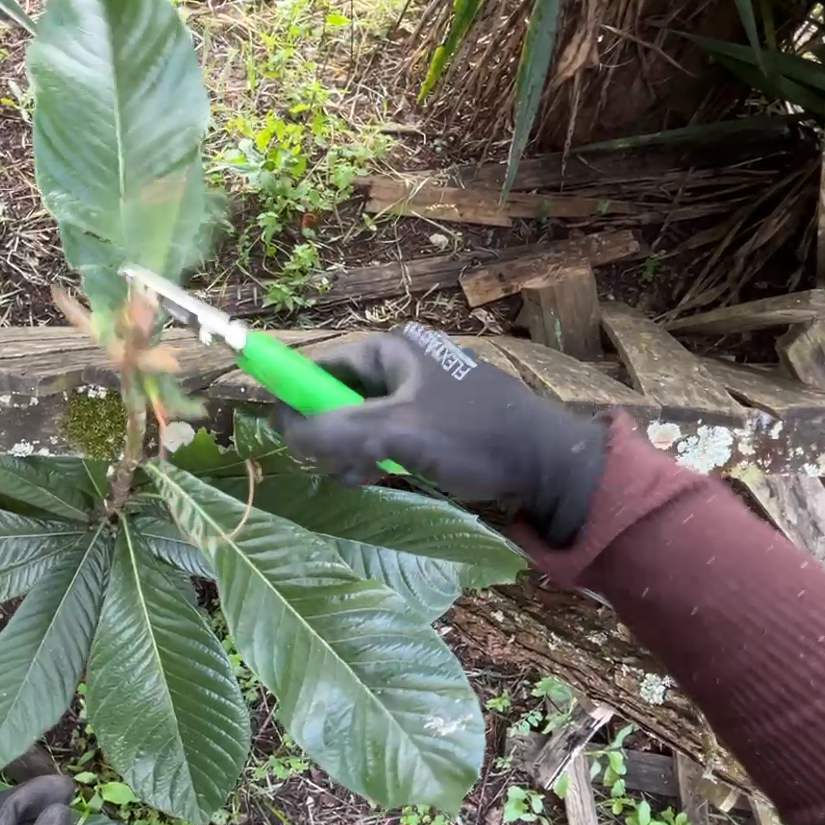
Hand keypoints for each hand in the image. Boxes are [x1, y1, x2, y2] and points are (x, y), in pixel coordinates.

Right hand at [274, 323, 608, 546]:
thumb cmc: (473, 437)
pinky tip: (381, 476)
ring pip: (357, 423)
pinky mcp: (427, 424)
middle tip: (336, 462)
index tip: (282, 431)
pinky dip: (374, 458)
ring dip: (351, 452)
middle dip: (330, 433)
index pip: (323, 364)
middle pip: (337, 397)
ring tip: (366, 473)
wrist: (546, 466)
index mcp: (393, 349)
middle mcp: (401, 365)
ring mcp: (415, 395)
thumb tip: (278, 426)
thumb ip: (333, 430)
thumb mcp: (396, 432)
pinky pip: (381, 438)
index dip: (296, 395)